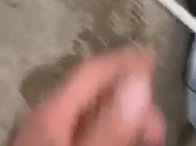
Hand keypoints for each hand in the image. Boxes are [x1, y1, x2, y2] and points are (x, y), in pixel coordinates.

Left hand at [10, 48, 165, 145]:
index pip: (93, 70)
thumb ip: (110, 127)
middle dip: (127, 102)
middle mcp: (42, 120)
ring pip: (85, 120)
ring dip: (117, 124)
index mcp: (49, 112)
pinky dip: (100, 137)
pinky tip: (114, 144)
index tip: (155, 59)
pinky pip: (76, 137)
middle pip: (92, 96)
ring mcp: (39, 141)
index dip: (125, 62)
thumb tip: (140, 82)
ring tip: (144, 139)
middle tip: (157, 128)